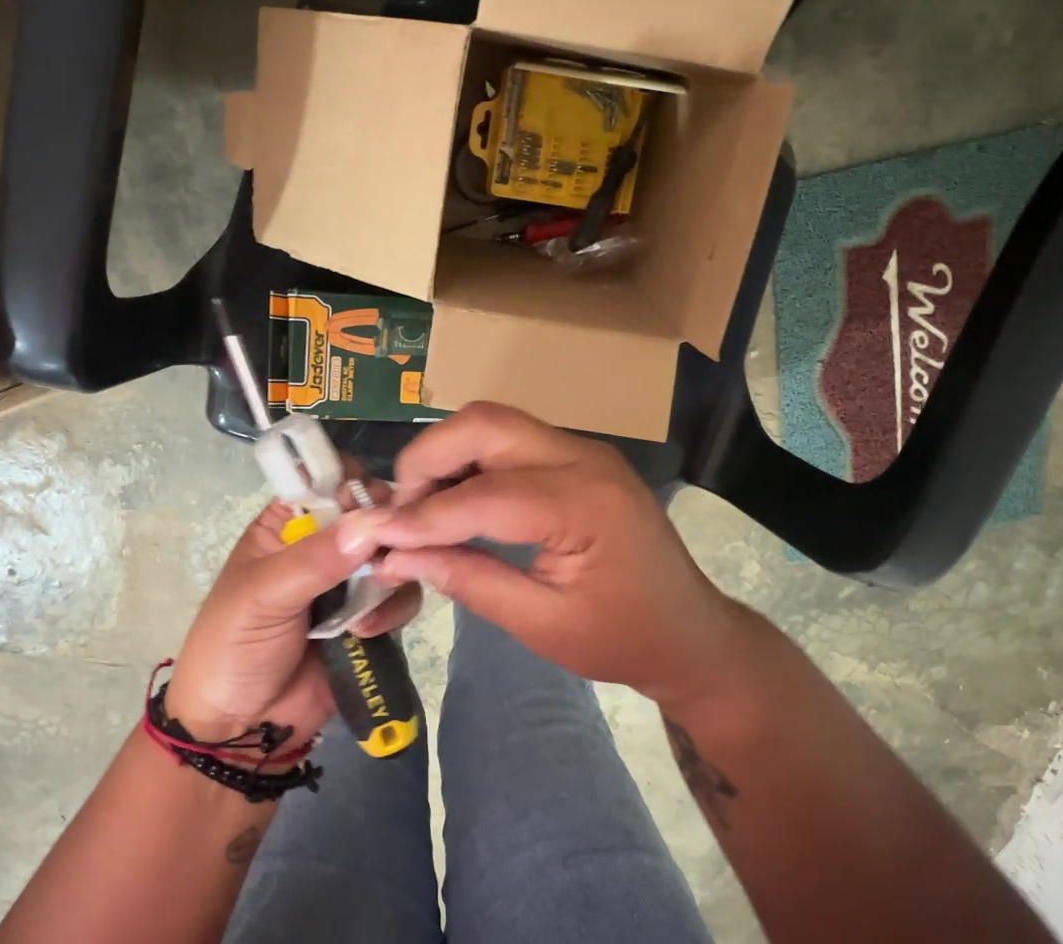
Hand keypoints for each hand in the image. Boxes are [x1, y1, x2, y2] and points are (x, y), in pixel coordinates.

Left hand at [163, 487, 418, 752]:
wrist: (241, 728)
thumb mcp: (262, 596)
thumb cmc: (232, 647)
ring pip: (395, 555)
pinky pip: (401, 597)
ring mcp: (350, 583)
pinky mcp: (370, 619)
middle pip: (374, 514)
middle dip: (386, 534)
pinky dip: (393, 611)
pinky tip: (366, 633)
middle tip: (384, 560)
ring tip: (366, 610)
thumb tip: (370, 523)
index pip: (330, 480)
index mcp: (287, 525)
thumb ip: (314, 560)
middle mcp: (324, 545)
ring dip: (390, 577)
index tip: (375, 507)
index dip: (356, 484)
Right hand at [376, 402, 745, 707]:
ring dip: (447, 456)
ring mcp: (583, 451)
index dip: (421, 516)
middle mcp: (584, 458)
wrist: (690, 633)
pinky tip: (454, 501)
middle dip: (428, 459)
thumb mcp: (541, 624)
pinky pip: (511, 441)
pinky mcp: (578, 457)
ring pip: (494, 423)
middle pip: (485, 424)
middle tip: (397, 512)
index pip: (483, 495)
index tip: (371, 534)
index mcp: (584, 504)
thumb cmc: (623, 639)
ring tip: (419, 508)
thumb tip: (397, 556)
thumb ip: (469, 580)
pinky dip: (472, 462)